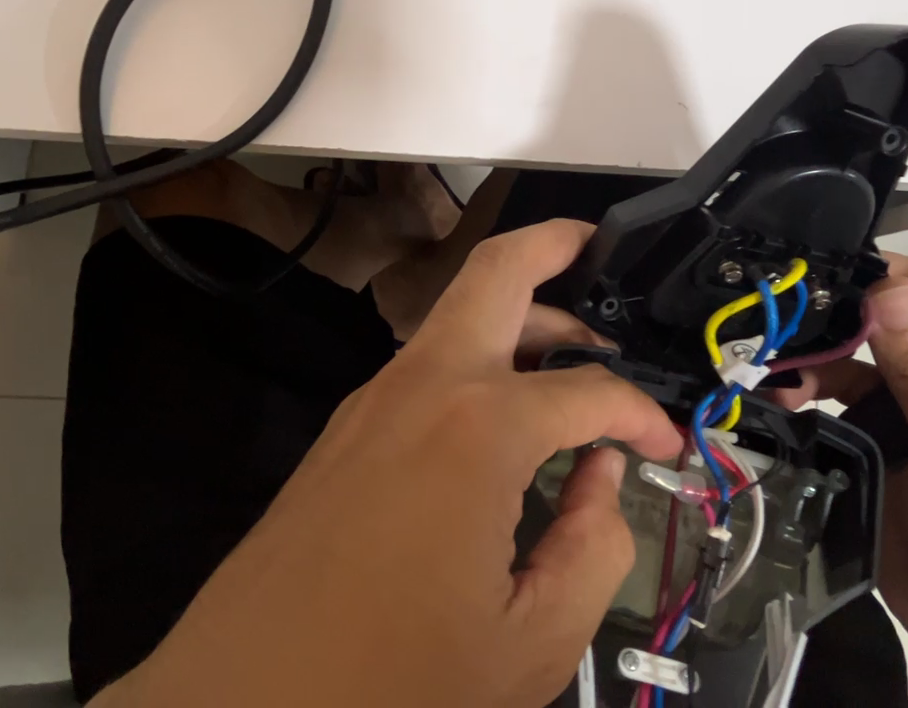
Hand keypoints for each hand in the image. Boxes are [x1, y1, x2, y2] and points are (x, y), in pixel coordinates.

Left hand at [92, 220, 683, 707]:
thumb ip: (595, 545)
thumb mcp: (531, 640)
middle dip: (552, 244)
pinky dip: (480, 363)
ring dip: (519, 315)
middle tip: (598, 246)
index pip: (590, 391)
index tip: (666, 447)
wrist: (241, 701)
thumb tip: (599, 475)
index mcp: (479, 428)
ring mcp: (375, 399)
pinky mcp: (348, 427)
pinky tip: (507, 416)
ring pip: (458, 315)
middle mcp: (424, 385)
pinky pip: (429, 366)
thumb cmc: (395, 681)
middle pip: (494, 272)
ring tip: (573, 353)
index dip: (642, 416)